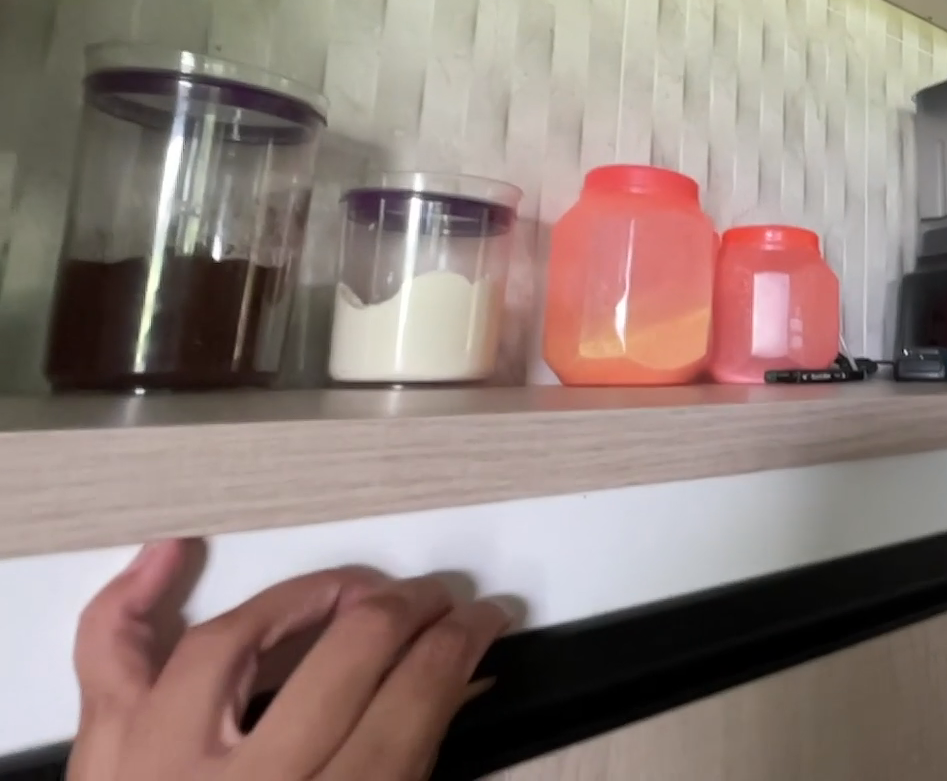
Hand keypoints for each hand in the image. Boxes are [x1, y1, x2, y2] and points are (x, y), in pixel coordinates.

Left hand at [70, 539, 513, 780]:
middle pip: (349, 649)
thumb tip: (464, 668)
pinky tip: (169, 552)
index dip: (469, 633)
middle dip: (414, 605)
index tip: (488, 616)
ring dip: (310, 594)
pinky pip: (106, 678)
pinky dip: (124, 607)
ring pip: (232, 642)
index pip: (419, 686)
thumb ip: (419, 753)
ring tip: (355, 584)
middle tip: (437, 600)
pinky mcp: (95, 774)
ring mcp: (151, 778)